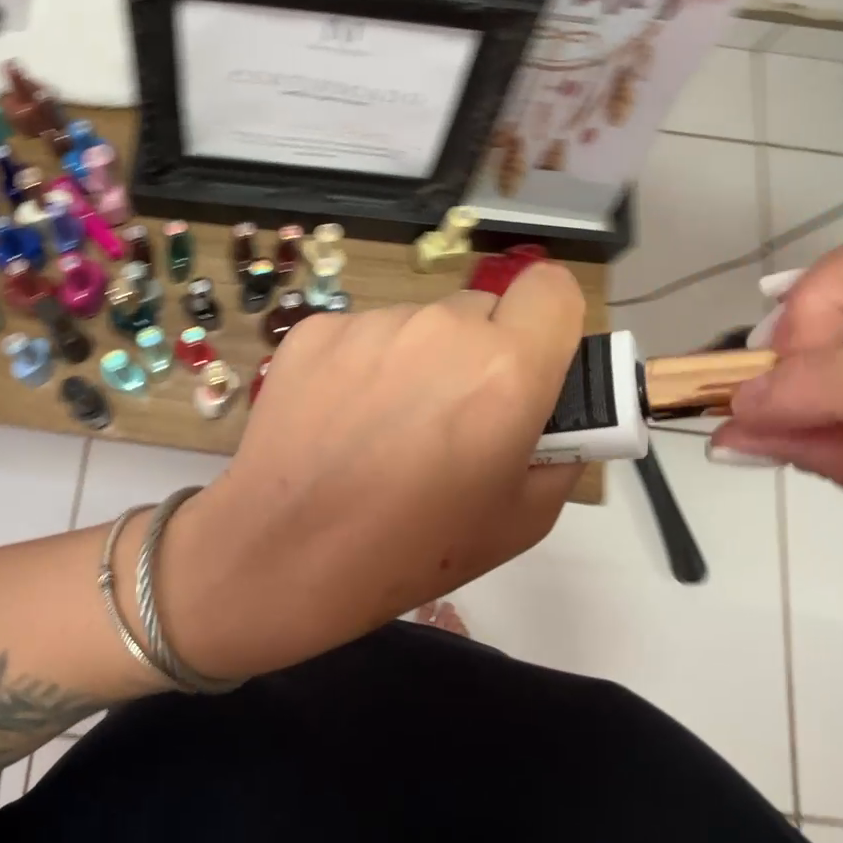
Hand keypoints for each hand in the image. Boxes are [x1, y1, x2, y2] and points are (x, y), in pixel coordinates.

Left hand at [161, 263, 588, 680]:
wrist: (284, 554)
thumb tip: (554, 416)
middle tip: (450, 419)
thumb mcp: (521, 520)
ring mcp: (369, 324)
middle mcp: (439, 328)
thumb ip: (558, 449)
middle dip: (478, 353)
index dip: (545, 325)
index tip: (530, 365)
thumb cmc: (411, 550)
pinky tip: (338, 421)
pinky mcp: (313, 331)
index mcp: (506, 368)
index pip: (552, 288)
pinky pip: (361, 335)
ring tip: (381, 430)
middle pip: (480, 312)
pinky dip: (360, 367)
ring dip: (415, 361)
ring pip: (416, 325)